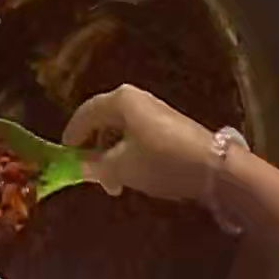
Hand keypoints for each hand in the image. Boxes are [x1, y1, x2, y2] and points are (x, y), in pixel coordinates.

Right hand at [63, 84, 216, 201]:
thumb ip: (96, 166)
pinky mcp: (166, 122)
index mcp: (119, 100)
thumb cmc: (162, 160)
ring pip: (120, 127)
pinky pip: (136, 132)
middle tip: (91, 172)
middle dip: (95, 146)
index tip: (64, 153)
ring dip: (112, 152)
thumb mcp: (124, 167)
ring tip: (115, 181)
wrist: (213, 165)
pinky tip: (135, 172)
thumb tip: (77, 167)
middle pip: (103, 118)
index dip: (73, 132)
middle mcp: (133, 97)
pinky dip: (128, 150)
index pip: (86, 112)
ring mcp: (151, 108)